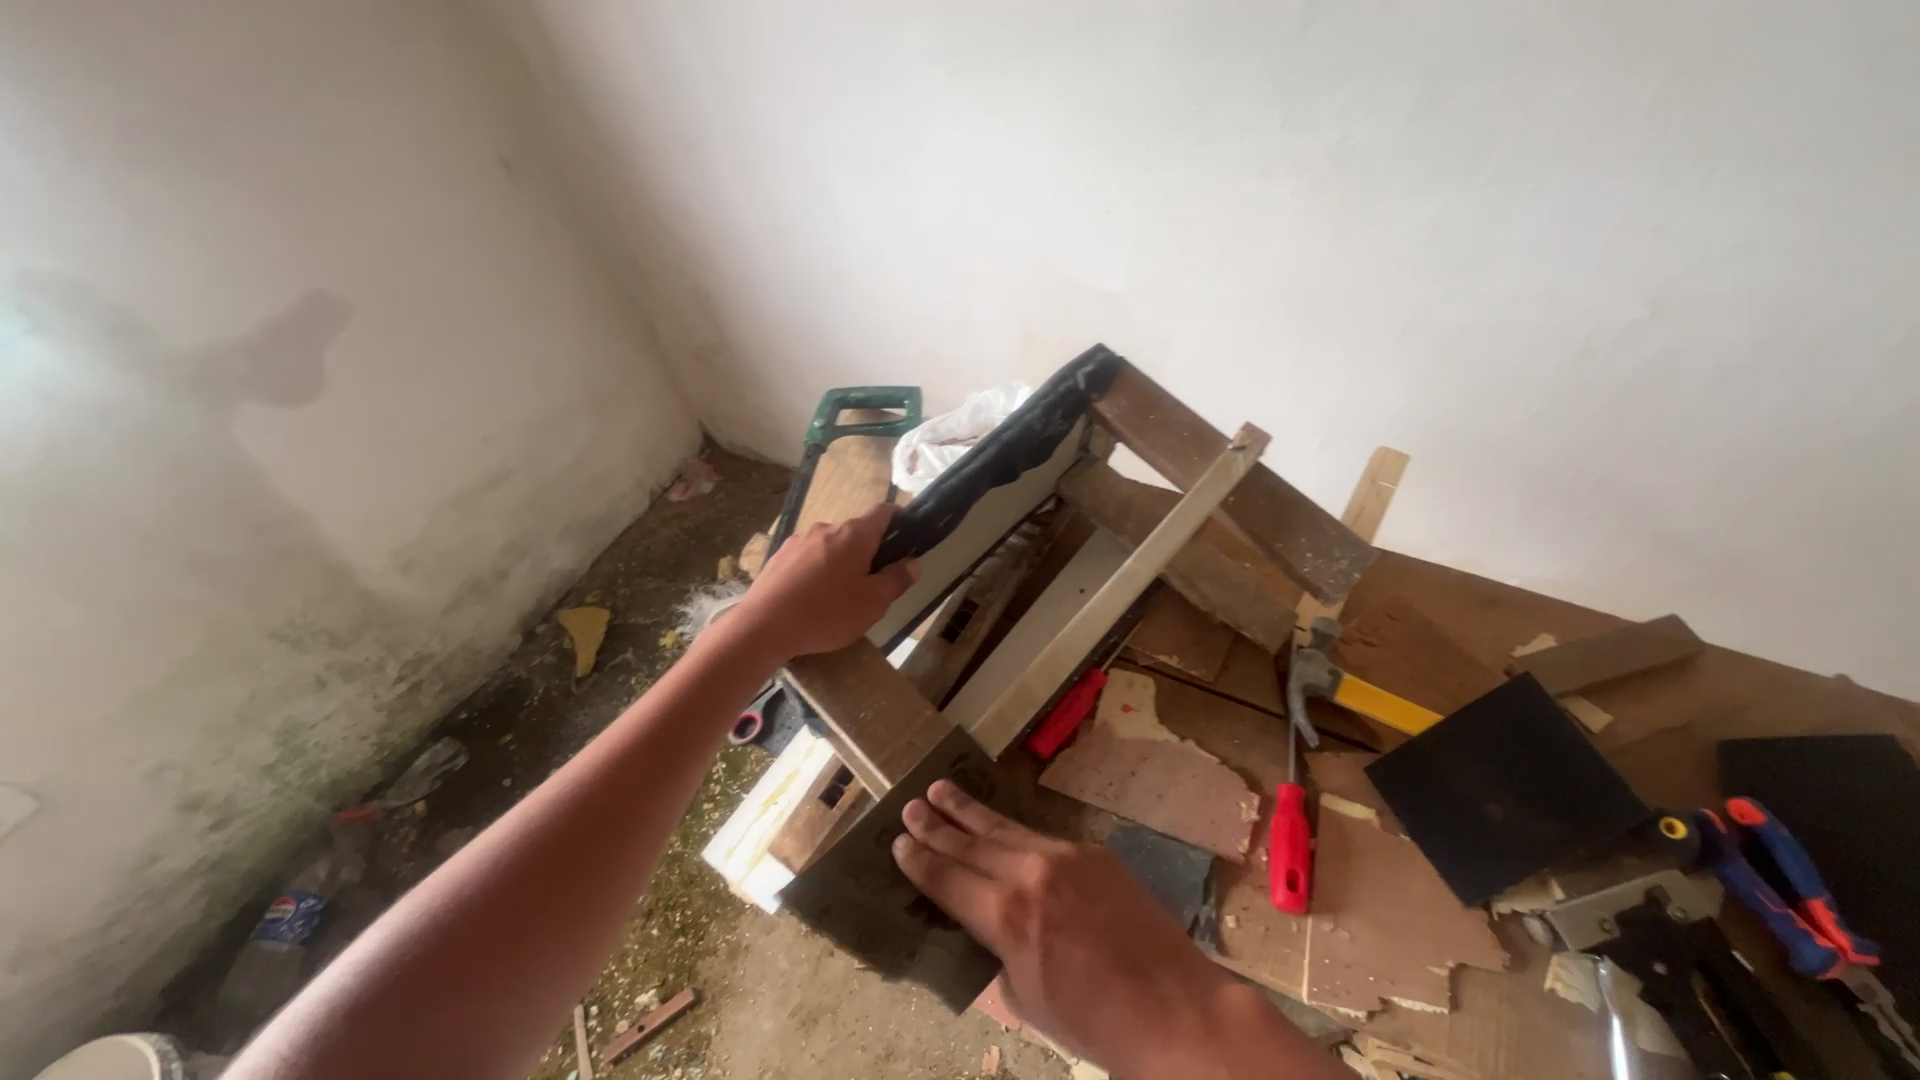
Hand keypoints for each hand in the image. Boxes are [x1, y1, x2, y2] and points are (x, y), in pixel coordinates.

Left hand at [733, 503, 920, 658]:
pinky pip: (808, 558)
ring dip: (840, 563)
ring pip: (830, 546)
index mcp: (854, 535)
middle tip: (872, 584)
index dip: (897, 519)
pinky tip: (811, 599)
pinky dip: (817, 572)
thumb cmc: (826, 613)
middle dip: (868, 552)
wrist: (762, 627)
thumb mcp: (873, 603)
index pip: (882, 512)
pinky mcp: (778, 557)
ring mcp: (798, 541)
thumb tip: (913, 563)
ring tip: (838, 596)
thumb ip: (896, 580)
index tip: (905, 537)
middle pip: (855, 533)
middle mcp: (825, 528)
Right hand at [893, 782, 1343, 1078]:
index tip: (897, 842)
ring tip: (941, 789)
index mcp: (1006, 917)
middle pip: (970, 843)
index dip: (919, 860)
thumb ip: (995, 953)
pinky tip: (1000, 824)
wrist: (1172, 1005)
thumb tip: (980, 928)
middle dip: (936, 825)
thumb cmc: (1092, 1019)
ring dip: (969, 811)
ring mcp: (1064, 857)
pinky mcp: (1092, 852)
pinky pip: (1042, 836)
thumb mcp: (1025, 997)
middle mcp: (1030, 875)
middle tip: (909, 805)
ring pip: (1004, 828)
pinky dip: (1013, 830)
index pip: (948, 880)